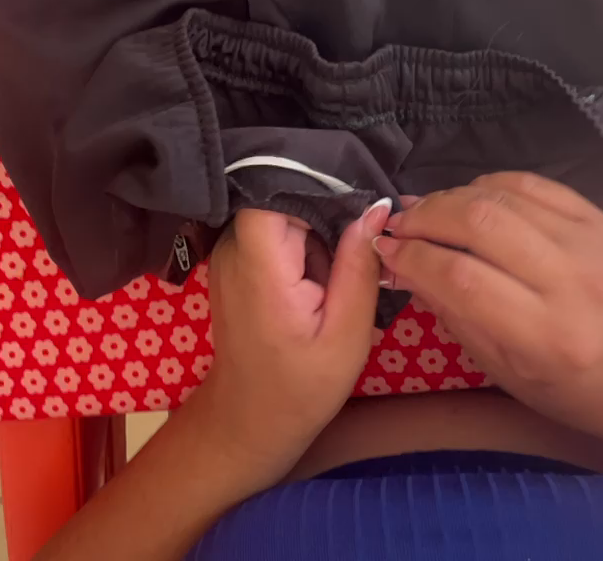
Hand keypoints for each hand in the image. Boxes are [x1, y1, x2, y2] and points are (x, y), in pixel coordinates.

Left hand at [190, 202, 389, 485]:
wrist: (248, 417)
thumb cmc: (300, 386)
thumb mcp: (346, 334)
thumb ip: (359, 266)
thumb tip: (374, 208)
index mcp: (259, 262)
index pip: (272, 188)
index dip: (313, 185)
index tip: (352, 204)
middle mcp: (233, 246)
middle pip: (281, 197)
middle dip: (321, 214)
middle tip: (350, 253)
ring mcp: (227, 250)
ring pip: (279, 212)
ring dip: (311, 232)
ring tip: (330, 276)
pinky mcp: (233, 258)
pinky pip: (270, 230)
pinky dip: (297, 245)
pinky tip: (312, 281)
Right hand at [373, 172, 602, 447]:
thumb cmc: (570, 389)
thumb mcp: (501, 369)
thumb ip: (450, 310)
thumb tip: (398, 262)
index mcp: (548, 337)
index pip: (461, 277)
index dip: (413, 256)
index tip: (384, 249)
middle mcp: (573, 284)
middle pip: (479, 223)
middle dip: (425, 216)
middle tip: (399, 223)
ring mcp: (591, 243)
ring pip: (501, 196)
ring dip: (450, 197)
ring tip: (427, 210)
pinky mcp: (600, 218)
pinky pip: (530, 183)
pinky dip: (488, 184)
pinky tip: (468, 199)